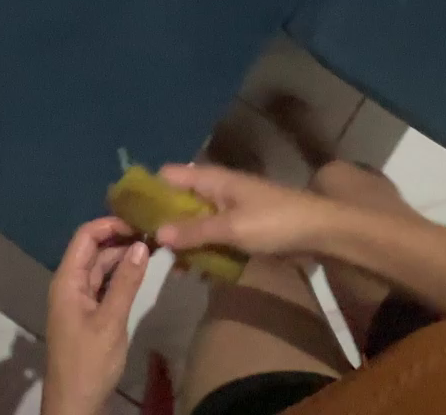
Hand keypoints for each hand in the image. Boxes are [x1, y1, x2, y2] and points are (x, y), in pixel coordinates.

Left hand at [44, 217, 149, 414]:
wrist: (74, 407)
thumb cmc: (88, 363)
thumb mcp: (110, 321)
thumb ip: (126, 282)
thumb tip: (142, 243)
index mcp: (67, 280)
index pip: (86, 236)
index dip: (111, 224)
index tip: (140, 222)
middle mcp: (71, 283)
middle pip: (94, 248)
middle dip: (122, 237)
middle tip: (154, 232)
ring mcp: (79, 298)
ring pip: (102, 265)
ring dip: (124, 255)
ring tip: (154, 246)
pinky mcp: (89, 312)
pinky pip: (105, 283)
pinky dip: (122, 274)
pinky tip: (142, 269)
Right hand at [154, 164, 344, 256]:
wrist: (320, 231)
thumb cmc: (274, 221)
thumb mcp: (232, 228)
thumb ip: (194, 231)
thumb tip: (156, 231)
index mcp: (212, 179)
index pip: (168, 176)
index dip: (146, 191)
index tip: (126, 214)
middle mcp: (215, 189)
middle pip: (177, 199)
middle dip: (160, 220)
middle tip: (141, 246)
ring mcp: (228, 208)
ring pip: (193, 220)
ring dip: (180, 238)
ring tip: (167, 265)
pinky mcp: (239, 226)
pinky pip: (210, 234)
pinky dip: (199, 247)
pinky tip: (192, 270)